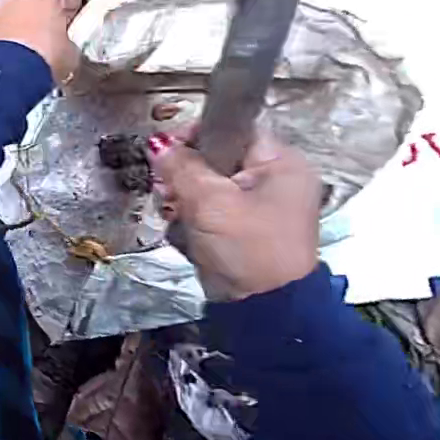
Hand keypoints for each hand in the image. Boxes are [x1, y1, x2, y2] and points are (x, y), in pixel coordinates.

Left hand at [0, 0, 76, 82]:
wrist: (9, 75)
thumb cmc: (44, 59)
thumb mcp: (70, 54)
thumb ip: (66, 45)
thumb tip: (66, 51)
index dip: (53, 16)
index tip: (54, 31)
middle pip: (20, 6)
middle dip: (24, 22)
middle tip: (32, 46)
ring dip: (1, 33)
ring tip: (9, 58)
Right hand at [149, 131, 321, 300]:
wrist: (264, 309)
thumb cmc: (246, 246)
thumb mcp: (209, 201)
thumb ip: (181, 167)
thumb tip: (157, 143)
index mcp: (282, 163)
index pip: (232, 129)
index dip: (196, 135)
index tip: (166, 151)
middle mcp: (276, 179)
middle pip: (218, 157)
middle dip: (186, 171)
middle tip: (166, 187)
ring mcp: (261, 205)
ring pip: (211, 183)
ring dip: (186, 195)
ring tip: (172, 208)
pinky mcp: (245, 226)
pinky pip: (213, 207)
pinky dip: (195, 213)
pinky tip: (182, 223)